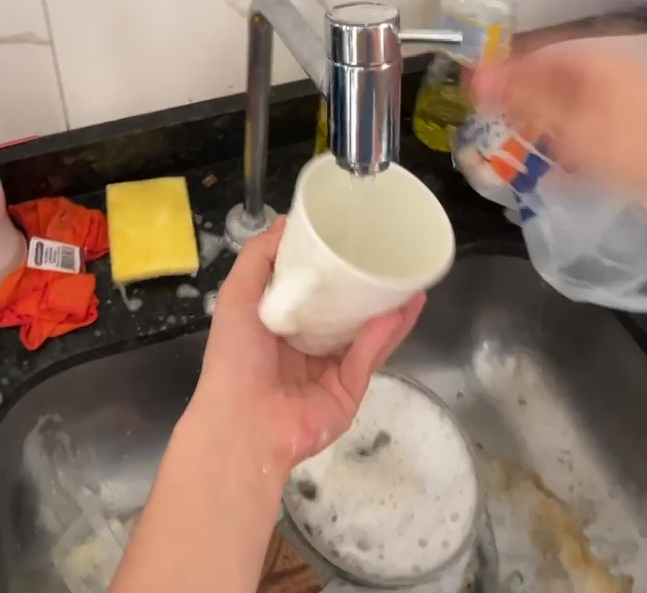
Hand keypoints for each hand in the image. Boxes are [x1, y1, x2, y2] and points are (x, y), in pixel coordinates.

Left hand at [190, 219, 424, 467]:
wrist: (243, 423)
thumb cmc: (235, 356)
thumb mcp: (237, 296)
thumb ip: (258, 258)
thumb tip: (284, 223)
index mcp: (277, 323)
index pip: (307, 288)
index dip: (325, 264)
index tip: (345, 236)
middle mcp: (305, 344)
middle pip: (342, 310)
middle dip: (363, 286)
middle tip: (387, 258)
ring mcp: (329, 368)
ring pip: (363, 332)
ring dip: (387, 308)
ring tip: (411, 281)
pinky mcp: (348, 390)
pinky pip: (369, 356)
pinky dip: (385, 333)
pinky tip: (402, 308)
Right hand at [475, 42, 646, 235]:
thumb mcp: (582, 130)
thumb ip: (526, 102)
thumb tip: (478, 78)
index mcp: (600, 58)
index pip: (533, 54)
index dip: (500, 76)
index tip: (474, 102)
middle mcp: (619, 69)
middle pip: (554, 79)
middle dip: (524, 105)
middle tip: (499, 133)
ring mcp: (640, 97)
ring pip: (576, 106)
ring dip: (551, 130)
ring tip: (532, 156)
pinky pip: (601, 129)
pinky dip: (580, 146)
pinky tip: (573, 170)